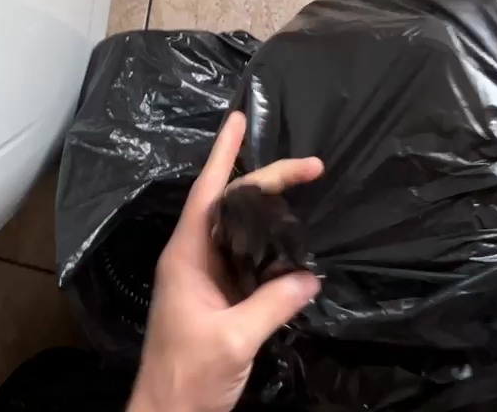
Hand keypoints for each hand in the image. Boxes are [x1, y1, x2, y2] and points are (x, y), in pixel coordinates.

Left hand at [129, 112, 323, 411]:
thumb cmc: (188, 376)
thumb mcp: (232, 340)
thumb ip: (271, 306)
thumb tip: (310, 275)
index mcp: (186, 255)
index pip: (207, 191)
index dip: (223, 153)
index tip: (238, 119)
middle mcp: (194, 256)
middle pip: (230, 204)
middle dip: (266, 180)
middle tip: (309, 165)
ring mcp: (206, 276)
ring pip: (238, 228)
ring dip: (267, 207)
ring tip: (300, 185)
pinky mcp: (218, 296)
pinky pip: (246, 257)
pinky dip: (268, 242)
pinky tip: (289, 238)